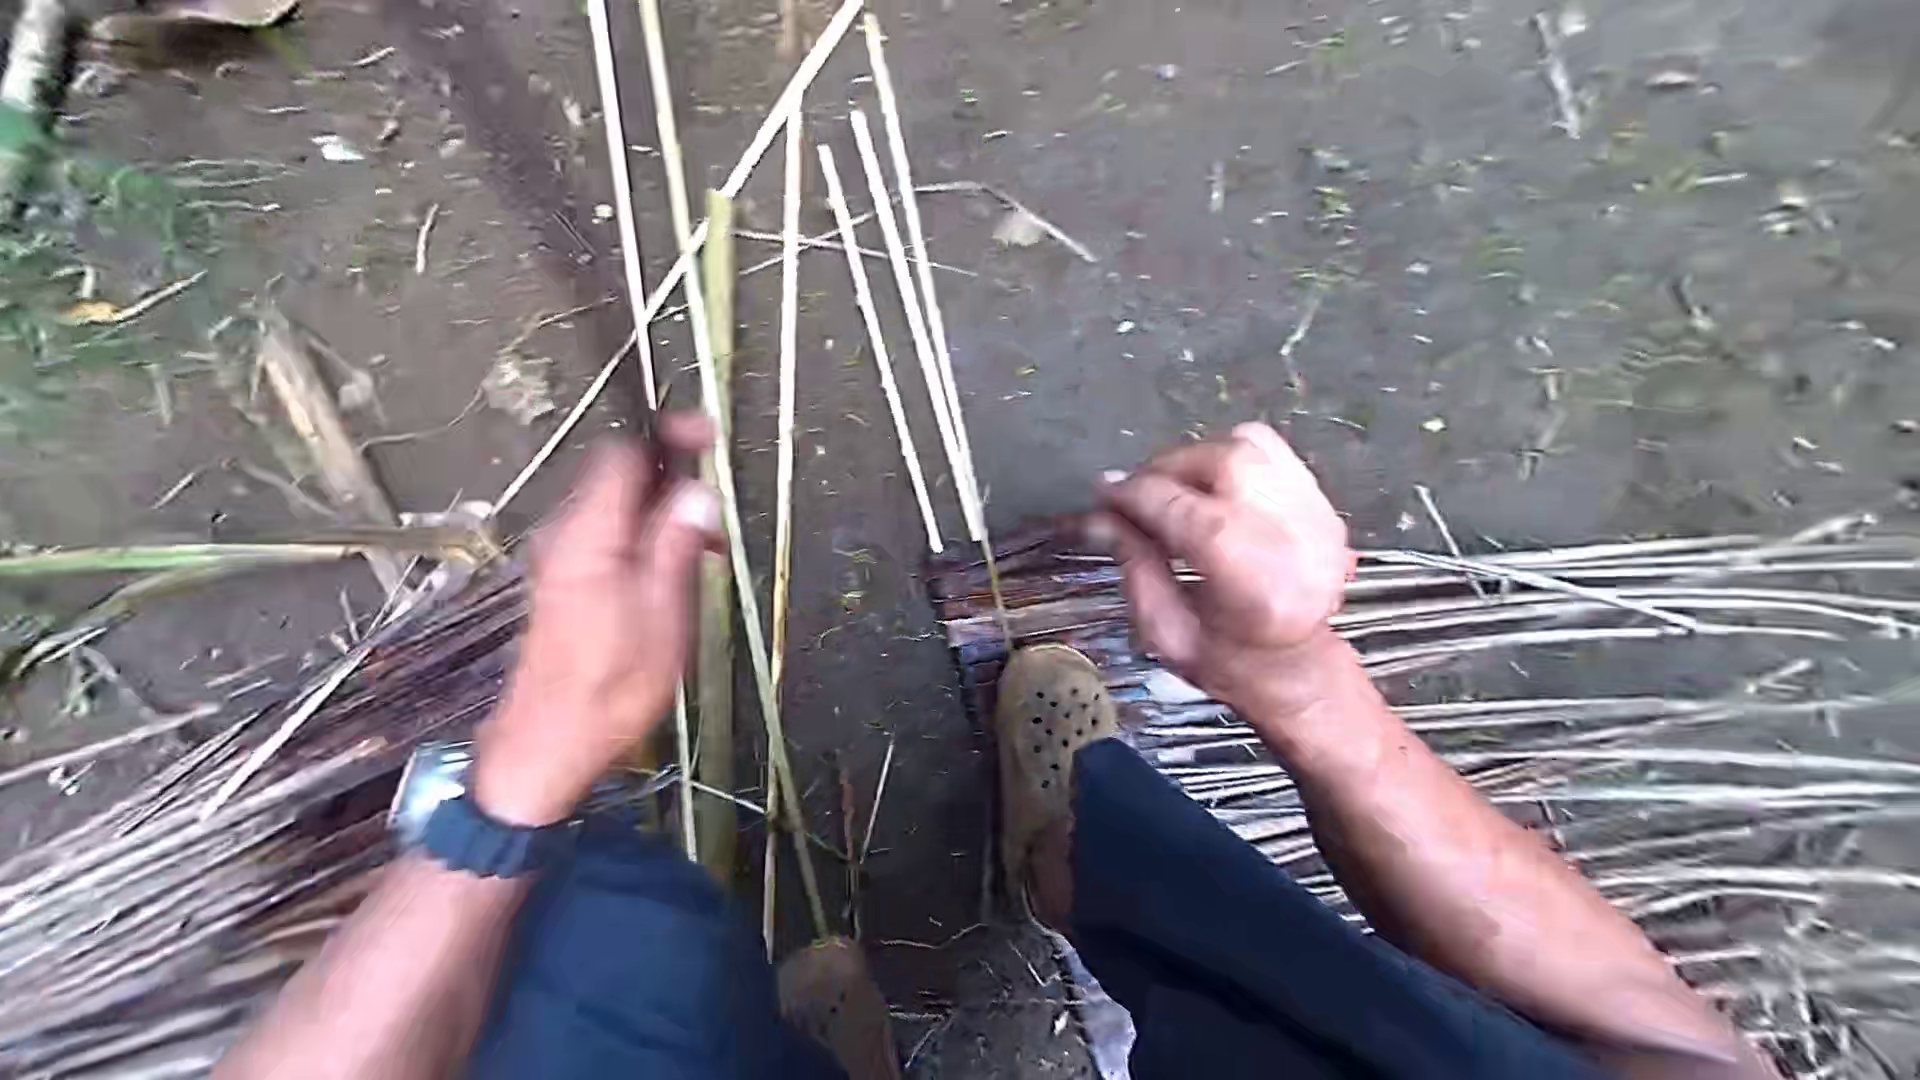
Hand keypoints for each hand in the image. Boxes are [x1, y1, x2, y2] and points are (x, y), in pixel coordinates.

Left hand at [471, 416, 720, 825]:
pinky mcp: (568, 579)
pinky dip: (648, 533)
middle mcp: (569, 538)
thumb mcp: (662, 617)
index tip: (706, 434)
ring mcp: (564, 558)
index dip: (666, 434)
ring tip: (706, 547)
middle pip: (621, 476)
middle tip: (716, 513)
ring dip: (666, 510)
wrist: (548, 744)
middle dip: (675, 478)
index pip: (623, 456)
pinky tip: (676, 566)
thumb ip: (676, 547)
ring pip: (620, 506)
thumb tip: (696, 495)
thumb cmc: (611, 687)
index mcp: (591, 540)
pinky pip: (612, 533)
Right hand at [1091, 422, 1353, 721]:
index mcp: (1260, 592)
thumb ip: (1135, 567)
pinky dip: (1227, 458)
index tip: (1106, 494)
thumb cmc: (1228, 662)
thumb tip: (1103, 514)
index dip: (1140, 496)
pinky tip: (1207, 490)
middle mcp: (1302, 546)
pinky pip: (1269, 450)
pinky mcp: (1322, 503)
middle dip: (1165, 470)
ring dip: (1194, 460)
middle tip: (1136, 494)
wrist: (1293, 665)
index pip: (1194, 517)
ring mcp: (1319, 519)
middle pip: (1225, 465)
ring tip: (1171, 491)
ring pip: (1248, 446)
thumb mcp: (1164, 632)